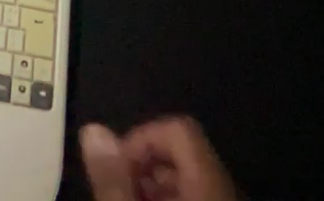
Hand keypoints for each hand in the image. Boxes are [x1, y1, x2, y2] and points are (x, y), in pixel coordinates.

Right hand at [79, 117, 238, 200]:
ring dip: (157, 187)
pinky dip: (174, 200)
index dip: (141, 139)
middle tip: (121, 192)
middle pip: (185, 154)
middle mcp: (230, 189)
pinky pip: (202, 197)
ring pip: (192, 180)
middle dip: (145, 167)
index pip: (179, 128)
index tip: (119, 168)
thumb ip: (113, 176)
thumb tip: (93, 129)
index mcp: (211, 179)